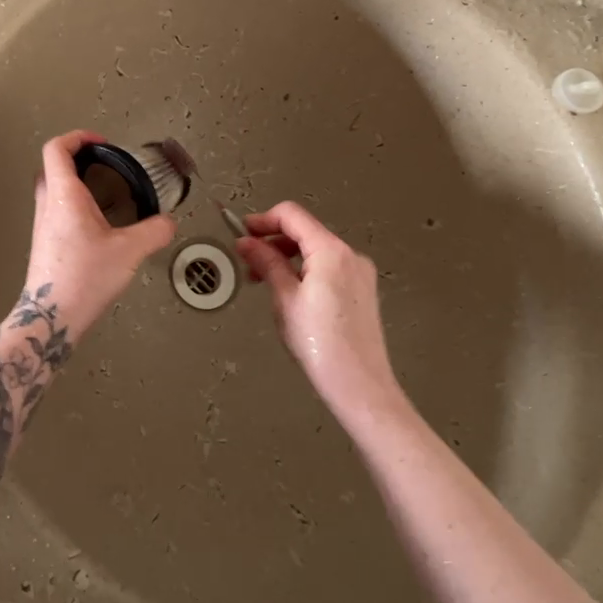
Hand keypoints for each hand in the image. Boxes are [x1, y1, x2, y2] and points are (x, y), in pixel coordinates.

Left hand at [24, 131, 177, 339]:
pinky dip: (74, 204)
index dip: (77, 137)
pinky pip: (56, 210)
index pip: (56, 149)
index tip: (100, 141)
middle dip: (75, 157)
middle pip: (51, 166)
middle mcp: (47, 205)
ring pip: (52, 189)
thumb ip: (154, 232)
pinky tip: (98, 224)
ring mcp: (42, 225)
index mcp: (63, 195)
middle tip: (101, 162)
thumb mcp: (129, 252)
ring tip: (104, 191)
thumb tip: (169, 223)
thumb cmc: (83, 278)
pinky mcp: (45, 244)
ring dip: (74, 182)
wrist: (51, 317)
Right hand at [236, 202, 404, 422]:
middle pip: (305, 231)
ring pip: (316, 250)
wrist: (359, 386)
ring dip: (287, 257)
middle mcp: (350, 255)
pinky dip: (304, 270)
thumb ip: (265, 262)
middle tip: (248, 261)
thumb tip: (246, 242)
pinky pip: (328, 267)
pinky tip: (289, 292)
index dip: (262, 220)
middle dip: (273, 241)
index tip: (241, 232)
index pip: (292, 215)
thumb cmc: (320, 343)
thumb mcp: (284, 299)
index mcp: (331, 251)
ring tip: (264, 280)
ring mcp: (360, 273)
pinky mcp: (362, 291)